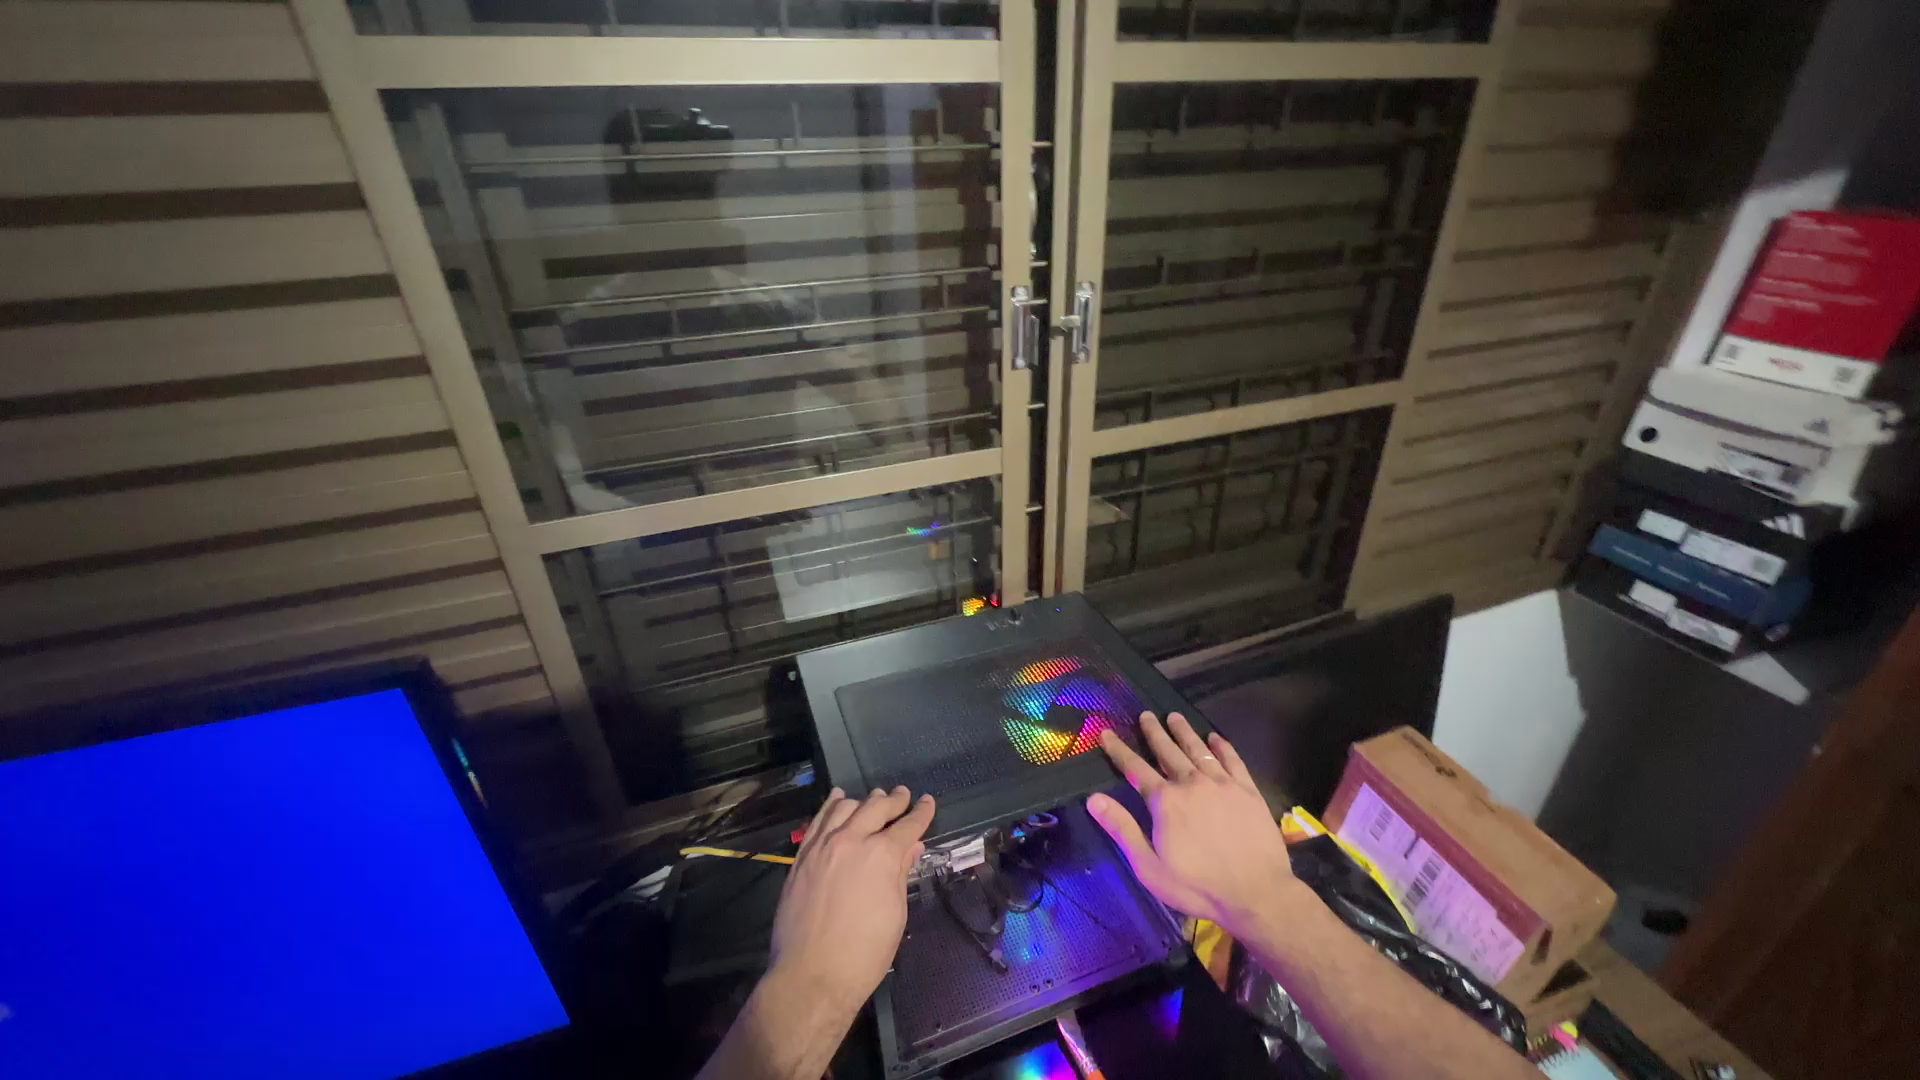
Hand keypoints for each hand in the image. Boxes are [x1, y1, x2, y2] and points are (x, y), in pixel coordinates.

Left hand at [768, 786, 935, 1011]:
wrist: (812, 976)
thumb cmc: (864, 953)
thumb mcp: (895, 914)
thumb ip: (900, 873)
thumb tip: (911, 848)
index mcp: (882, 855)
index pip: (907, 826)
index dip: (920, 813)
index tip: (927, 801)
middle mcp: (852, 841)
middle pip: (876, 808)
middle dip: (894, 800)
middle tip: (903, 794)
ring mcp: (822, 846)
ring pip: (845, 808)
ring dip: (863, 800)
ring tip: (873, 797)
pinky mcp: (802, 857)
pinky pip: (818, 821)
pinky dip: (830, 806)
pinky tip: (837, 799)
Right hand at [1087, 712, 1297, 929]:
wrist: (1257, 894)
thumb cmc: (1198, 886)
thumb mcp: (1149, 866)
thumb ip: (1122, 829)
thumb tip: (1093, 799)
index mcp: (1165, 801)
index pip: (1135, 768)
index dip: (1119, 750)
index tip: (1106, 732)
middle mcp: (1191, 783)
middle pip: (1168, 751)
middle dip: (1153, 732)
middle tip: (1145, 715)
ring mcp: (1222, 784)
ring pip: (1198, 749)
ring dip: (1184, 732)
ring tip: (1174, 716)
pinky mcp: (1248, 791)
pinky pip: (1232, 760)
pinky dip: (1222, 746)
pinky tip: (1215, 738)